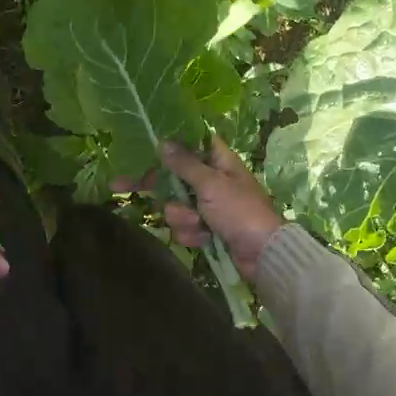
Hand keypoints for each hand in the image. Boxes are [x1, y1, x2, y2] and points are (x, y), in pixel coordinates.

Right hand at [158, 136, 284, 281]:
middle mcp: (212, 180)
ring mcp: (208, 205)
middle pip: (177, 177)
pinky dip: (192, 234)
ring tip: (197, 224)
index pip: (194, 143)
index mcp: (219, 162)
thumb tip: (163, 142)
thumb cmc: (239, 210)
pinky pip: (185, 226)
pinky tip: (204, 239)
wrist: (261, 253)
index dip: (173, 145)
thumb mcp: (211, 184)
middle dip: (168, 191)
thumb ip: (185, 164)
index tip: (153, 150)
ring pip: (177, 205)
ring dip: (182, 217)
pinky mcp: (206, 228)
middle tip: (135, 188)